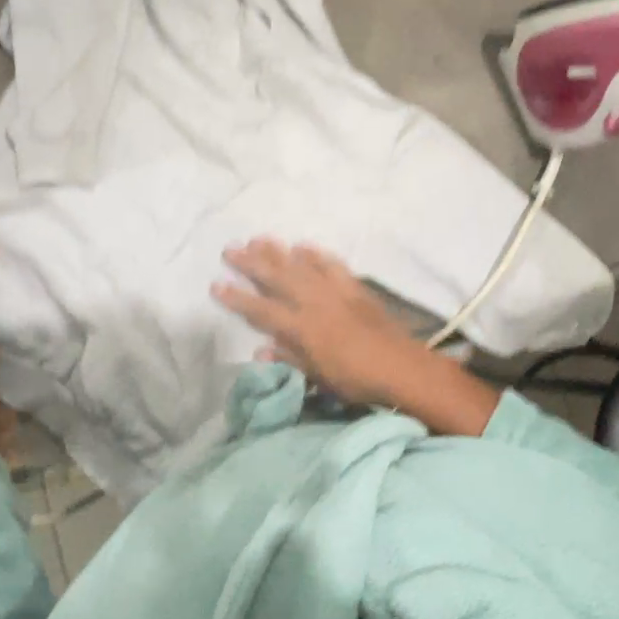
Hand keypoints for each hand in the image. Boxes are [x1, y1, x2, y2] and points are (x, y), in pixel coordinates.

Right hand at [213, 239, 497, 433]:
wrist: (402, 368)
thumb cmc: (357, 380)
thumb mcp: (318, 377)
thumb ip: (289, 359)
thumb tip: (260, 350)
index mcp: (302, 328)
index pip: (261, 309)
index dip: (237, 297)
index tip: (216, 284)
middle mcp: (315, 303)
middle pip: (277, 278)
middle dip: (252, 262)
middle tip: (230, 249)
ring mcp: (336, 291)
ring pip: (301, 265)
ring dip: (278, 252)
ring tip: (258, 238)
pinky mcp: (356, 288)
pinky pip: (332, 265)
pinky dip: (316, 255)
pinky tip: (303, 246)